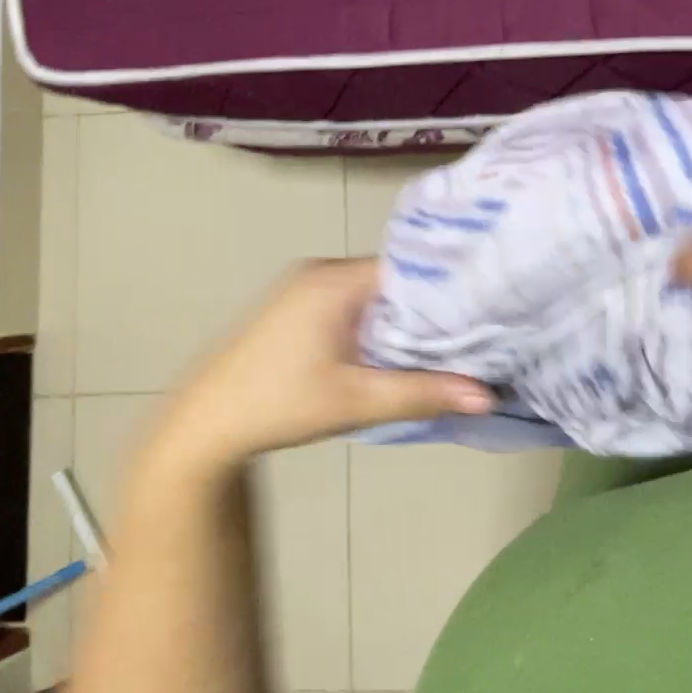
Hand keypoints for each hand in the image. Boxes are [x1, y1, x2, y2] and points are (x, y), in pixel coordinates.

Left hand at [148, 259, 492, 471]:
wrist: (202, 427)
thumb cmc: (279, 406)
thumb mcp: (357, 402)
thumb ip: (423, 393)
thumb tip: (487, 398)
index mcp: (334, 280)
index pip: (412, 265)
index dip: (452, 284)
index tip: (489, 305)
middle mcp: (322, 271)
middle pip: (397, 277)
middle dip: (434, 303)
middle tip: (479, 326)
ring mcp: (307, 286)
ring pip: (378, 292)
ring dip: (408, 315)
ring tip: (452, 338)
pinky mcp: (300, 306)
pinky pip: (358, 301)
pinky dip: (383, 320)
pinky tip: (404, 345)